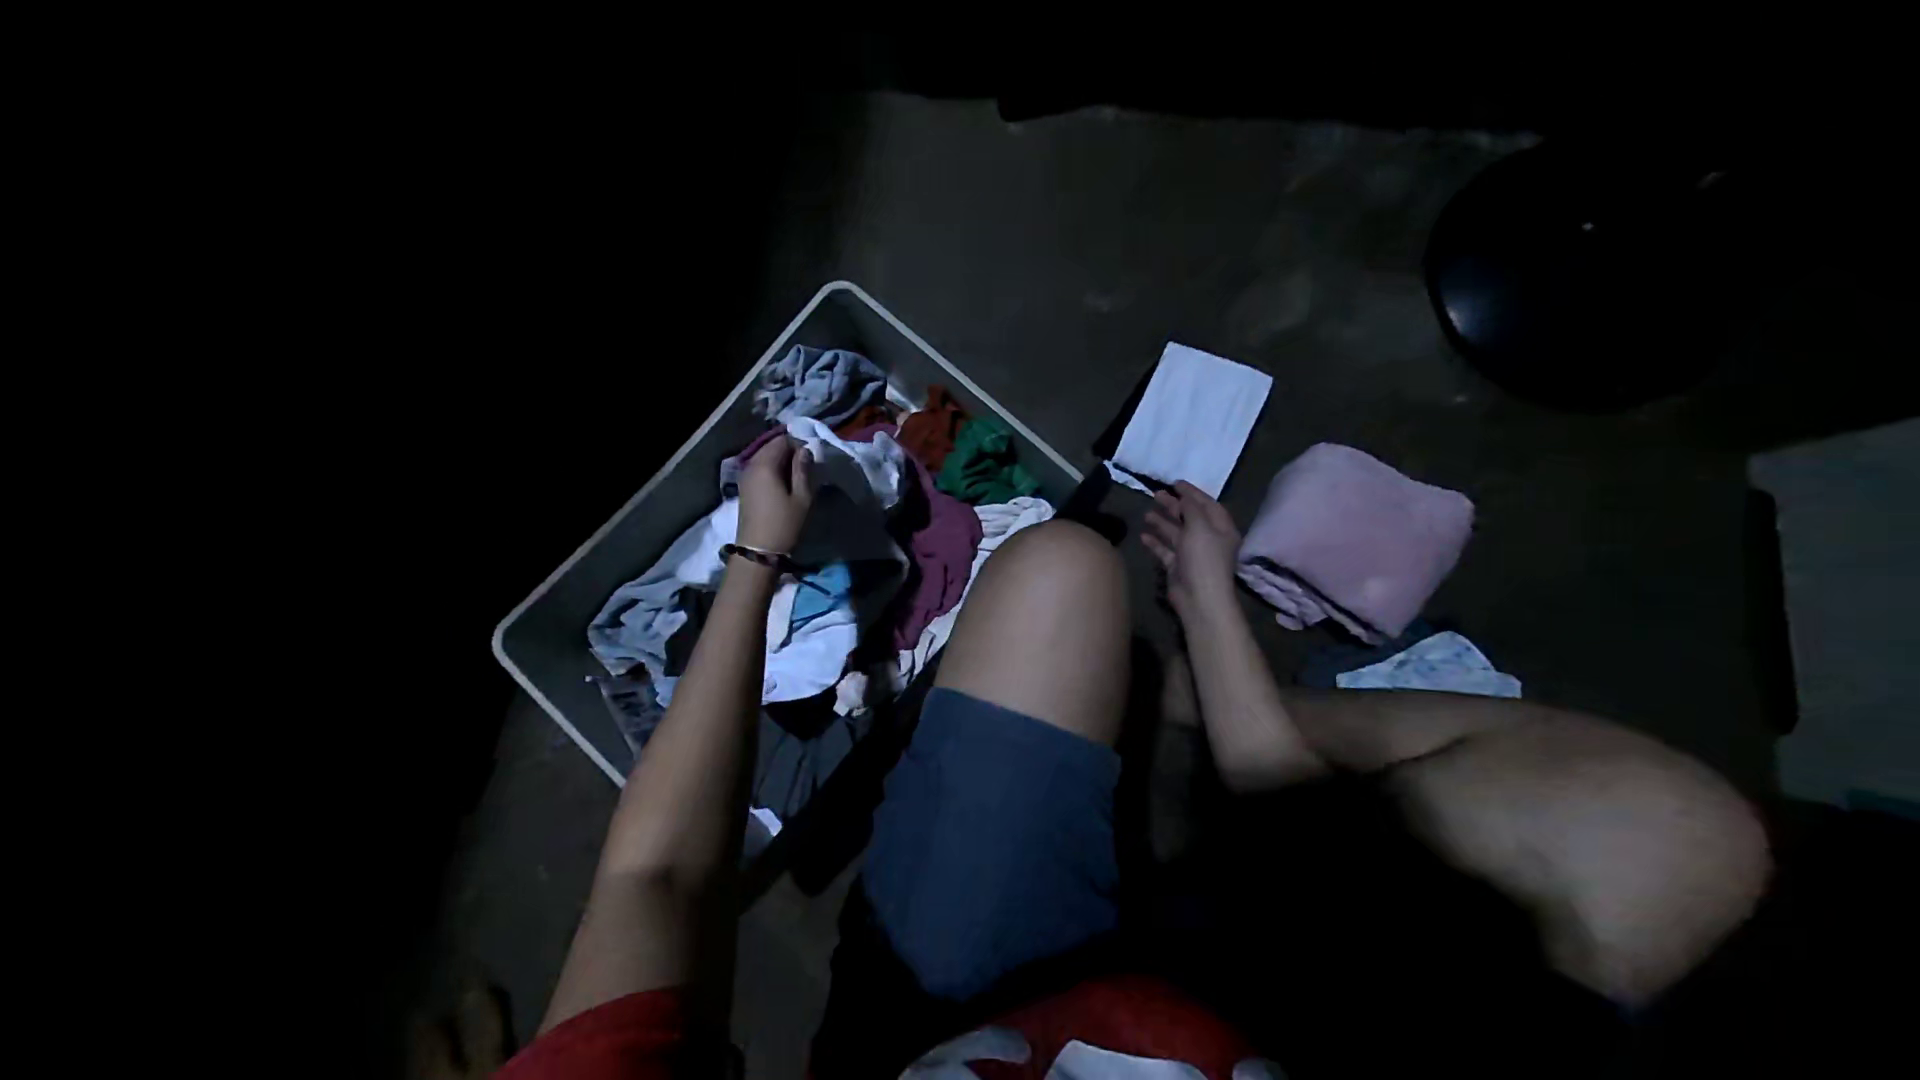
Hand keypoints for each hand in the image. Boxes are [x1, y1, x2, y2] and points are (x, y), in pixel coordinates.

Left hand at [736, 435, 812, 553]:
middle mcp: (751, 465)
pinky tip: (782, 484)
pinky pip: (759, 468)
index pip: (782, 440)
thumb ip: (803, 469)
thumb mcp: (802, 497)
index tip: (810, 460)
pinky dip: (772, 470)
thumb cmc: (784, 523)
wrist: (758, 550)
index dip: (798, 445)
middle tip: (805, 468)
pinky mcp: (744, 487)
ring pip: (764, 457)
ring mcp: (744, 476)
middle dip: (789, 451)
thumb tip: (804, 451)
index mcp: (765, 464)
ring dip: (780, 462)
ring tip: (795, 477)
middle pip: (771, 447)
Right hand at [1141, 480, 1242, 619]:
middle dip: (1174, 506)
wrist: (1199, 597)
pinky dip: (1155, 542)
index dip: (1192, 493)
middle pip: (1190, 517)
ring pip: (1176, 533)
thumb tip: (1184, 497)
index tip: (1175, 483)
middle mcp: (1208, 539)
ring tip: (1146, 513)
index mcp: (1221, 528)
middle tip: (1156, 494)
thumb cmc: (1204, 557)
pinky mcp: (1178, 567)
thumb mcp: (1200, 526)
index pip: (1207, 505)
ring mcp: (1192, 554)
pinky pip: (1165, 550)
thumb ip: (1191, 508)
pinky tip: (1143, 535)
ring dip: (1162, 522)